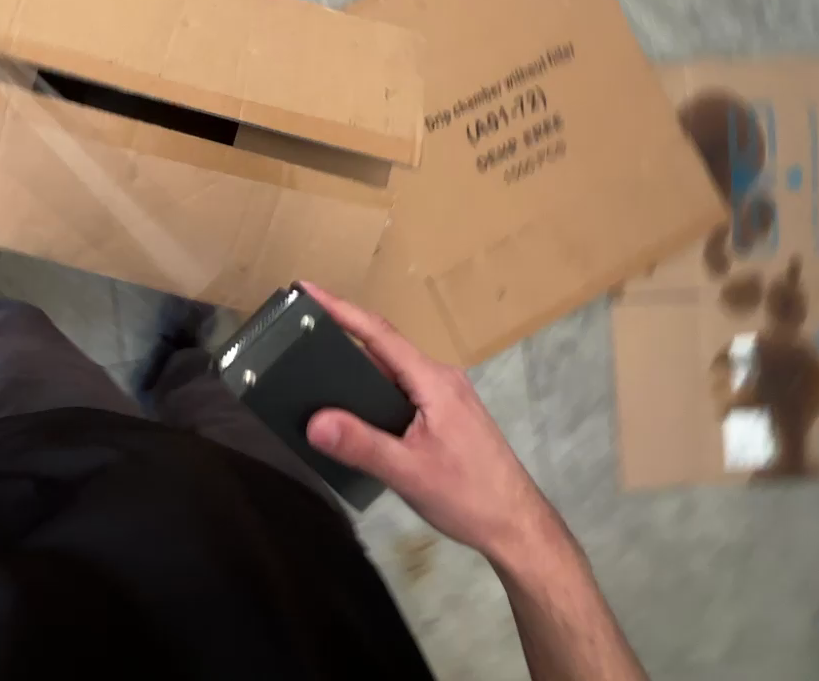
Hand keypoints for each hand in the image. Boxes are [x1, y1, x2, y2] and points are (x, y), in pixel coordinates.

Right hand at [301, 283, 559, 567]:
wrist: (520, 530)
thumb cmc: (470, 496)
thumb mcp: (410, 473)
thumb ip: (362, 445)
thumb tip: (313, 422)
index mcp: (432, 380)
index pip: (378, 334)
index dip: (340, 308)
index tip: (307, 288)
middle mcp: (439, 378)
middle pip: (383, 345)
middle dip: (341, 330)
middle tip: (298, 326)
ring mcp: (444, 396)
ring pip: (391, 368)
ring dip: (356, 360)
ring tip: (313, 361)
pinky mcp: (444, 414)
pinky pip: (399, 387)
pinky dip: (370, 385)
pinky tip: (351, 403)